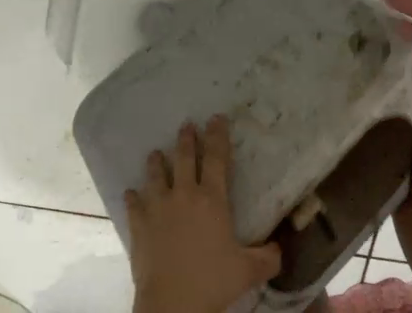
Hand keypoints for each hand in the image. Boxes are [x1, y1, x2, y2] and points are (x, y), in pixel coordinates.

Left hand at [126, 116, 281, 312]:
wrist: (173, 302)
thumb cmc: (213, 281)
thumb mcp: (248, 271)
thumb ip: (268, 257)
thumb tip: (280, 249)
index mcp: (211, 199)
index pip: (216, 158)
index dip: (218, 135)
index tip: (217, 117)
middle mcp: (183, 194)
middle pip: (183, 157)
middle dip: (186, 139)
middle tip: (186, 125)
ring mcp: (158, 207)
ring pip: (156, 174)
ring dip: (156, 162)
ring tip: (155, 153)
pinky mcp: (139, 224)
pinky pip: (134, 204)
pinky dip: (133, 197)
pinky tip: (131, 193)